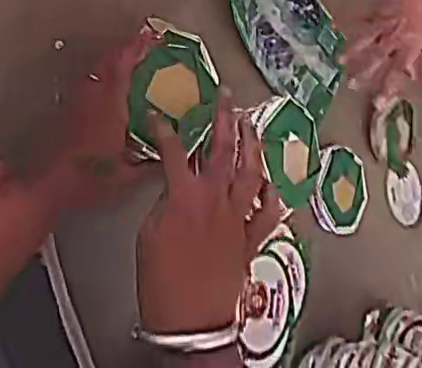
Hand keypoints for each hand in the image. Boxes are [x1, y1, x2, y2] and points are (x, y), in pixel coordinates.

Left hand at [35, 28, 158, 209]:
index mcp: (110, 102)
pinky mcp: (70, 109)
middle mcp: (93, 94)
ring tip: (132, 65)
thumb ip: (153, 161)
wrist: (50, 185)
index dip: (137, 46)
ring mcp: (79, 100)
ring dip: (115, 62)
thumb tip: (173, 152)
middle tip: (146, 47)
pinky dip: (105, 78)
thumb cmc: (89, 177)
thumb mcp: (129, 174)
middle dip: (128, 49)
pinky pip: (91, 82)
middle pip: (109, 59)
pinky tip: (113, 91)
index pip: (123, 63)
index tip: (152, 38)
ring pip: (99, 69)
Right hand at [137, 101, 285, 333]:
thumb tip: (174, 185)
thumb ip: (164, 200)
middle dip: (223, 118)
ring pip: (251, 171)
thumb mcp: (149, 234)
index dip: (163, 130)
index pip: (173, 150)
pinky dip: (271, 193)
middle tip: (224, 96)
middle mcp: (216, 198)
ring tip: (250, 122)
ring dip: (251, 144)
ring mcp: (238, 216)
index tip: (156, 115)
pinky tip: (271, 178)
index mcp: (186, 195)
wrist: (191, 326)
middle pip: (223, 149)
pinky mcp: (251, 237)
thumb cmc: (162, 283)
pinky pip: (268, 210)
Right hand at [341, 0, 421, 101]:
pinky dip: (346, 21)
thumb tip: (415, 72)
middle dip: (364, 71)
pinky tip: (334, 27)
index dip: (387, 86)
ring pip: (365, 38)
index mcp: (411, 44)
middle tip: (352, 83)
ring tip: (341, 60)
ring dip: (352, 49)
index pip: (397, 70)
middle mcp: (395, 35)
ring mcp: (384, 21)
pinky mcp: (376, 7)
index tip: (378, 101)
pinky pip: (359, 16)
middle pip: (377, 56)